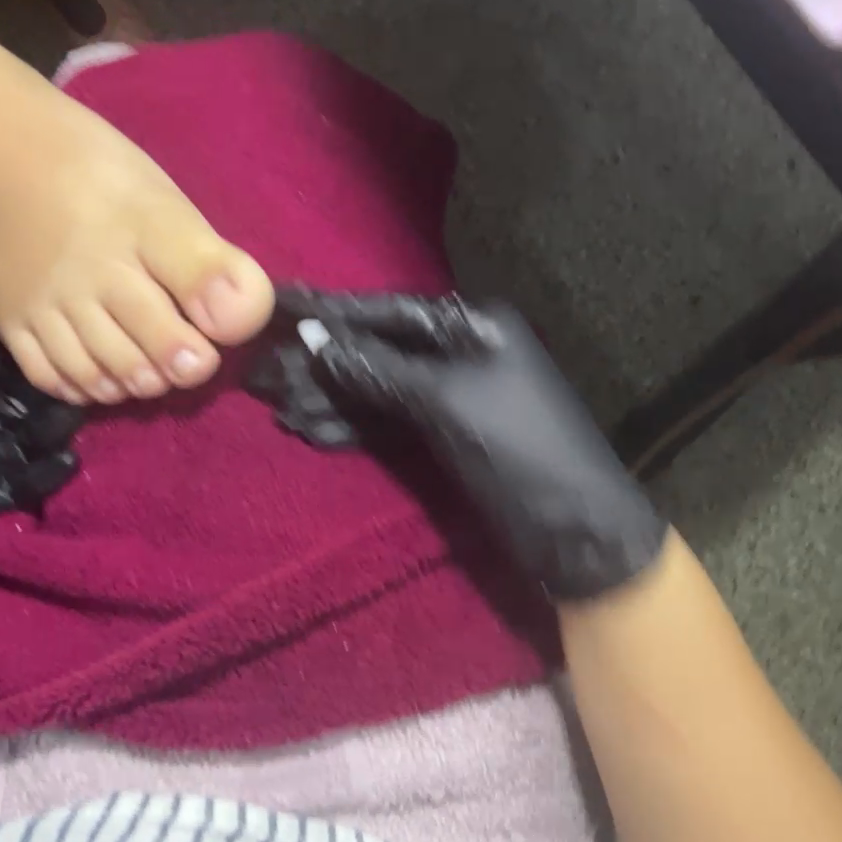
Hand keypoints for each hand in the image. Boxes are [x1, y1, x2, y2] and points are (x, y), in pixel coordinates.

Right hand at [0, 81, 274, 405]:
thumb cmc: (83, 163)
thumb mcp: (160, 197)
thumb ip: (205, 260)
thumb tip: (241, 319)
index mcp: (148, 233)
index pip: (210, 294)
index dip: (227, 325)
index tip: (221, 330)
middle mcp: (97, 275)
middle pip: (154, 354)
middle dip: (183, 367)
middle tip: (187, 356)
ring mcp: (46, 302)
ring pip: (105, 374)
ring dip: (139, 381)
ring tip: (150, 367)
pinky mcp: (5, 318)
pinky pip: (51, 376)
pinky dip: (87, 387)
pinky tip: (104, 376)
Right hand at [278, 289, 667, 600]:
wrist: (578, 532)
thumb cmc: (519, 451)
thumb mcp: (447, 403)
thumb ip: (381, 369)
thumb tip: (315, 340)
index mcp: (476, 326)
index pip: (390, 312)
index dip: (332, 314)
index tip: (275, 309)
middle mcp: (466, 351)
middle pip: (382, 350)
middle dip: (325, 366)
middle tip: (263, 378)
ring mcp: (459, 397)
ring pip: (383, 389)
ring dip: (335, 401)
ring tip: (279, 412)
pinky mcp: (453, 436)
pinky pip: (397, 422)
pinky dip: (359, 428)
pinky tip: (317, 433)